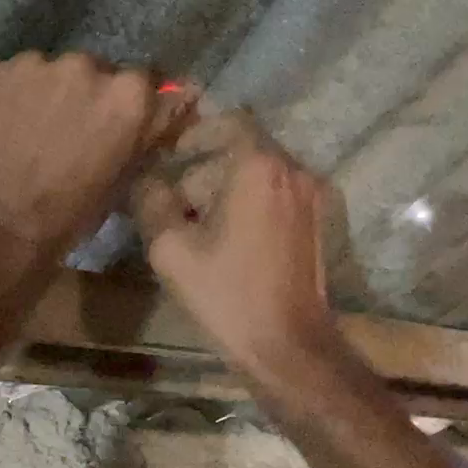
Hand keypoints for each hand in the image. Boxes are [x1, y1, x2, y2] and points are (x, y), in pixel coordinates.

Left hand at [0, 52, 192, 255]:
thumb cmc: (69, 212)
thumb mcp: (124, 176)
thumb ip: (153, 130)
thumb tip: (187, 95)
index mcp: (126, 94)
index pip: (141, 81)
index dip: (125, 103)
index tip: (110, 124)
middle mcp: (84, 65)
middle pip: (90, 70)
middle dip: (81, 94)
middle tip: (64, 131)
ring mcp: (31, 63)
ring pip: (43, 71)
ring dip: (40, 92)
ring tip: (23, 132)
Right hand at [132, 115, 332, 365]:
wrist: (289, 346)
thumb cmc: (228, 295)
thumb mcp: (171, 250)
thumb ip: (152, 202)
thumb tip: (146, 180)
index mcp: (259, 166)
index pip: (229, 121)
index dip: (197, 133)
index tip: (172, 157)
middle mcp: (293, 170)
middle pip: (245, 148)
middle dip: (209, 167)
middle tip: (178, 200)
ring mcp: (312, 196)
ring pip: (264, 172)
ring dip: (232, 187)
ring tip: (202, 223)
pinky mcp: (320, 221)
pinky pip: (280, 194)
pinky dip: (255, 202)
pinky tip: (233, 237)